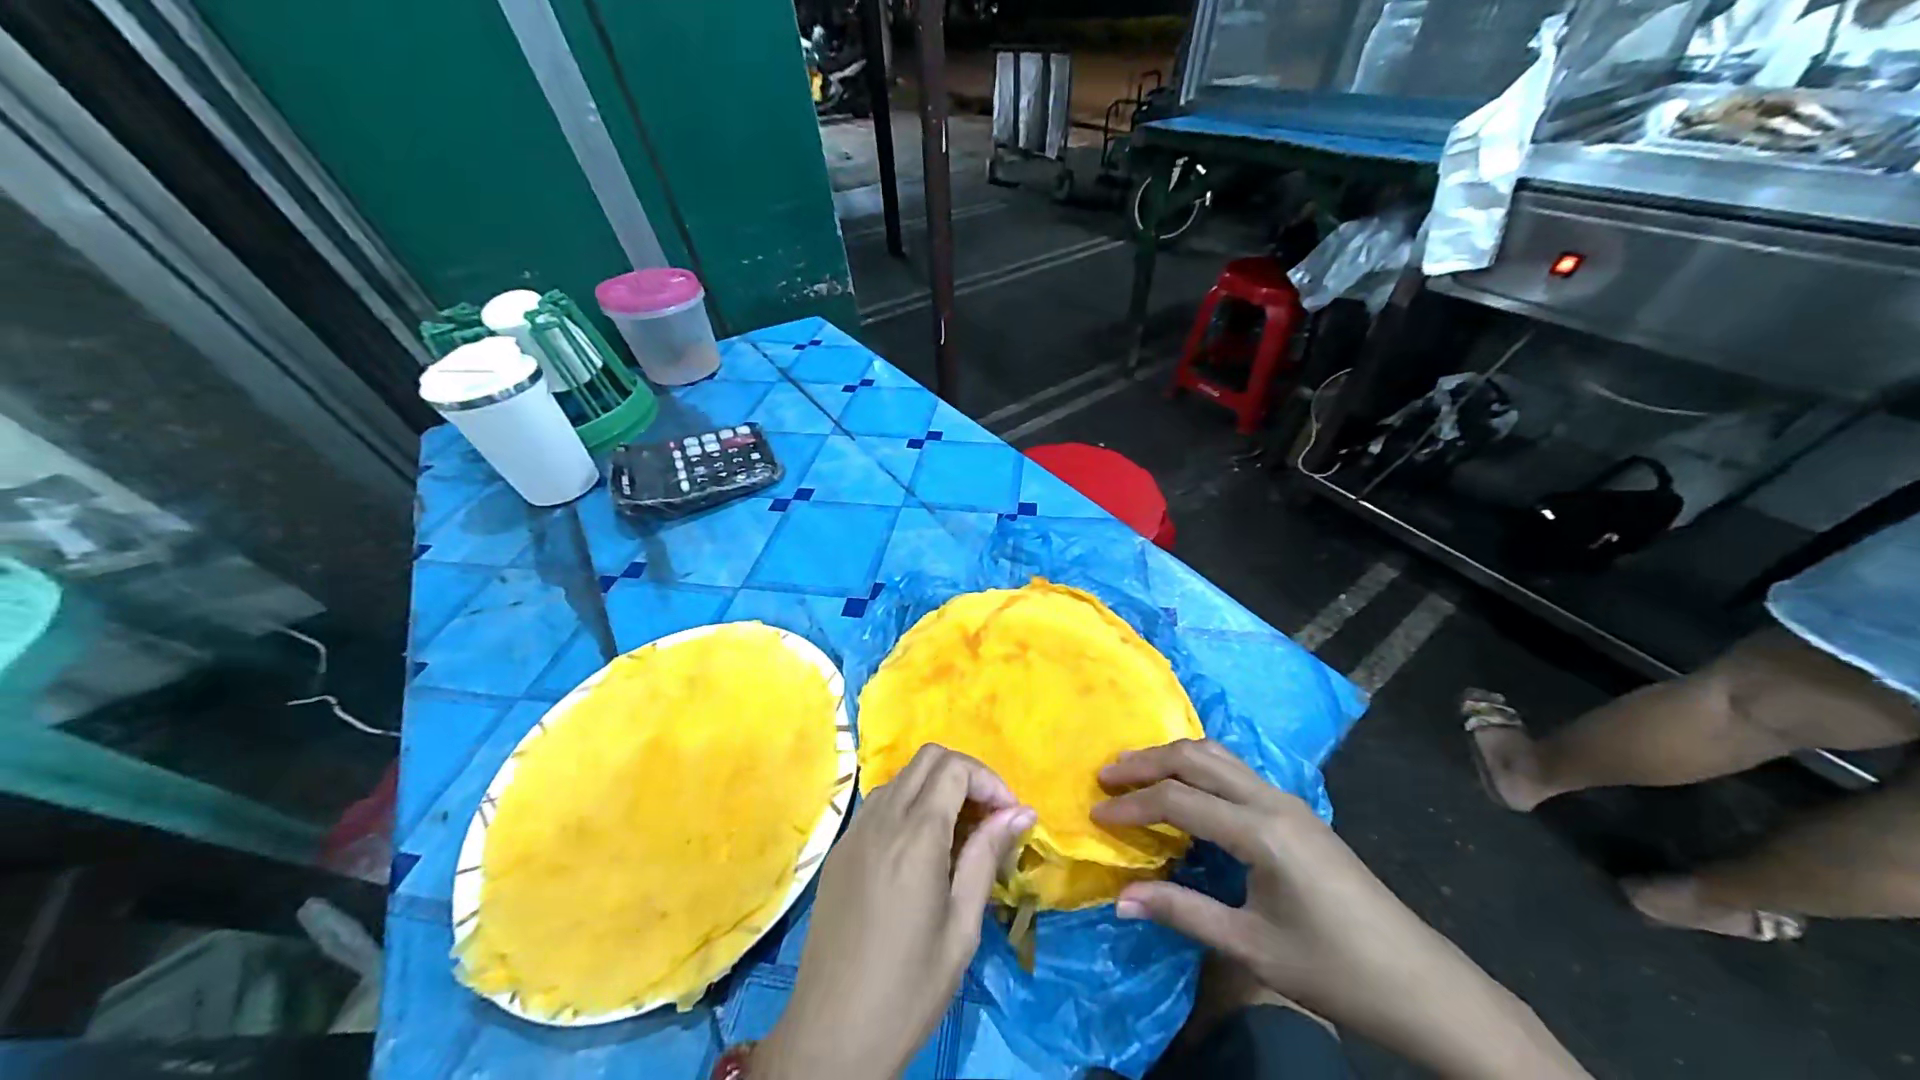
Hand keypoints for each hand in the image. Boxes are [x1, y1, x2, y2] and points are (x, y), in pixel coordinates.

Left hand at [757, 745, 1034, 1079]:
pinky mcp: (839, 850)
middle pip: (928, 758)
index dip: (990, 781)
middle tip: (990, 818)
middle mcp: (880, 819)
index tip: (1010, 817)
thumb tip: (1021, 812)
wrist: (831, 1032)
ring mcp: (854, 832)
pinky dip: (910, 805)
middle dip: (967, 775)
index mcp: (914, 836)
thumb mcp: (962, 926)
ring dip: (937, 788)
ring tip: (961, 835)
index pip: (955, 768)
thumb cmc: (909, 987)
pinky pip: (880, 803)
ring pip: (902, 777)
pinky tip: (923, 850)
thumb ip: (987, 857)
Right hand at [1093, 740, 1588, 1079]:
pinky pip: (1236, 771)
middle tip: (1105, 775)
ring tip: (1135, 773)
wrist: (1422, 985)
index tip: (1094, 815)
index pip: (1178, 800)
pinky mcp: (1297, 813)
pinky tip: (1184, 788)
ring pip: (1219, 756)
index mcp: (1261, 832)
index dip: (1131, 805)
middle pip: (1196, 757)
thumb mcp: (1250, 948)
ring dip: (1173, 758)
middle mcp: (1273, 801)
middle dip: (1146, 762)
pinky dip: (1199, 768)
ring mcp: (1289, 802)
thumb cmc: (1334, 971)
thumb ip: (1182, 912)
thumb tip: (1120, 898)